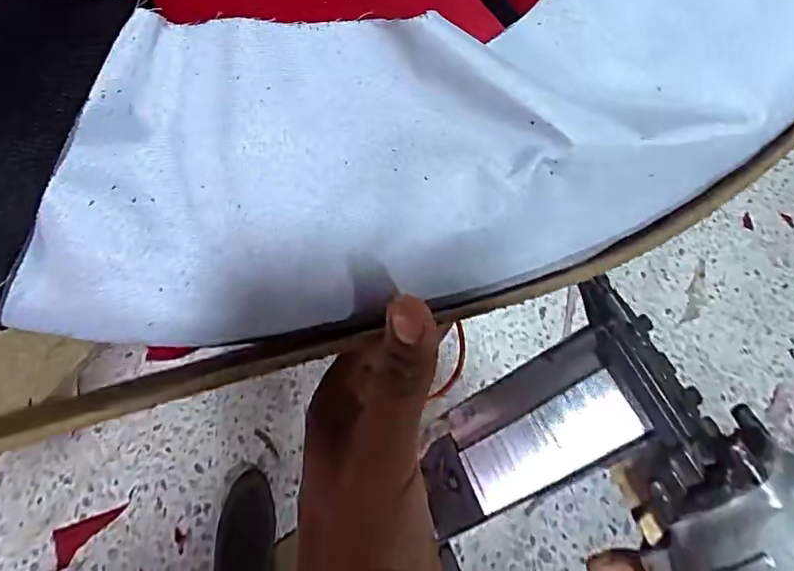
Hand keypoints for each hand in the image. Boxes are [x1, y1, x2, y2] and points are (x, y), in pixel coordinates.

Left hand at [298, 294, 443, 570]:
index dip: (396, 292)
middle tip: (456, 268)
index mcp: (335, 399)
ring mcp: (373, 433)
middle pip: (380, 342)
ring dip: (421, 339)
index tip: (434, 256)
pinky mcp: (397, 455)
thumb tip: (409, 303)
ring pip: (397, 367)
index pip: (363, 324)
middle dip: (412, 309)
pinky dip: (431, 373)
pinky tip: (449, 366)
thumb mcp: (384, 456)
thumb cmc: (365, 537)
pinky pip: (414, 395)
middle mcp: (348, 409)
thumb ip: (397, 383)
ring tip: (459, 299)